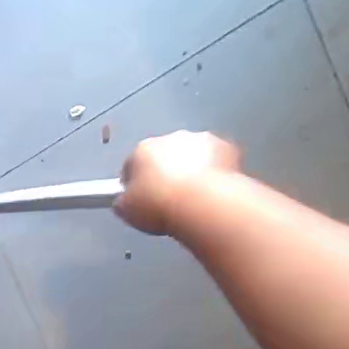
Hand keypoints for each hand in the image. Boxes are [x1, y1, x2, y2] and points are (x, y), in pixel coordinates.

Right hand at [115, 131, 242, 234]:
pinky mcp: (226, 148)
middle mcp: (170, 138)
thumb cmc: (158, 206)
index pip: (132, 164)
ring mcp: (200, 140)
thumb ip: (122, 201)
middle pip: (164, 156)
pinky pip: (216, 160)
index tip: (141, 200)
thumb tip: (123, 200)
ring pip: (192, 155)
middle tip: (168, 200)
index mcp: (142, 150)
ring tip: (192, 198)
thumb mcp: (127, 210)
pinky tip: (212, 193)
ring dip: (190, 171)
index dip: (135, 184)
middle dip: (165, 173)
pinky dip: (213, 173)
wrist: (200, 204)